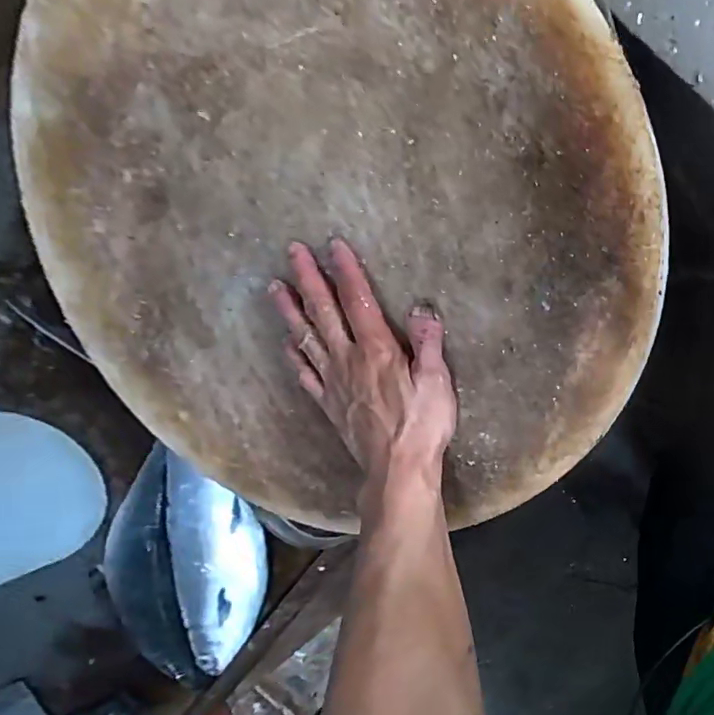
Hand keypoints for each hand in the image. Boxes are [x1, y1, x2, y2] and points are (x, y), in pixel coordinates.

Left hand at [270, 239, 456, 498]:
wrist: (398, 468)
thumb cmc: (423, 426)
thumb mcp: (437, 382)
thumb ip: (428, 344)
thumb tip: (421, 311)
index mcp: (378, 350)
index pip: (358, 302)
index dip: (347, 272)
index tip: (334, 246)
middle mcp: (349, 360)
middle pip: (324, 313)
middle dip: (309, 279)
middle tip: (292, 251)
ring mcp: (335, 383)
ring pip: (307, 339)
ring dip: (291, 311)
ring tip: (276, 287)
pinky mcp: (330, 405)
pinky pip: (306, 375)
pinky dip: (294, 356)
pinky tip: (287, 344)